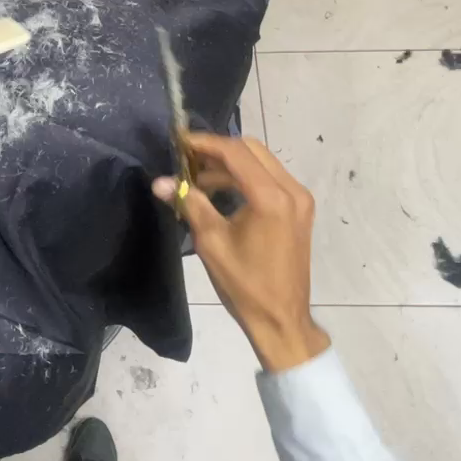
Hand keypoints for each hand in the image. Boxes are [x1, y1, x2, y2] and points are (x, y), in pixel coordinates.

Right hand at [153, 133, 329, 372]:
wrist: (281, 318)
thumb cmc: (244, 284)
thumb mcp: (211, 242)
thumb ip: (189, 203)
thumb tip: (160, 182)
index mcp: (270, 198)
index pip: (235, 153)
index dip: (204, 143)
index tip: (179, 142)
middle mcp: (291, 190)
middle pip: (251, 150)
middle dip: (217, 150)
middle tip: (187, 159)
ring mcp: (299, 199)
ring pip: (262, 162)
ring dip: (230, 165)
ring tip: (197, 179)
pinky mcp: (300, 209)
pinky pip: (270, 178)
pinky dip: (245, 177)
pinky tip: (220, 192)